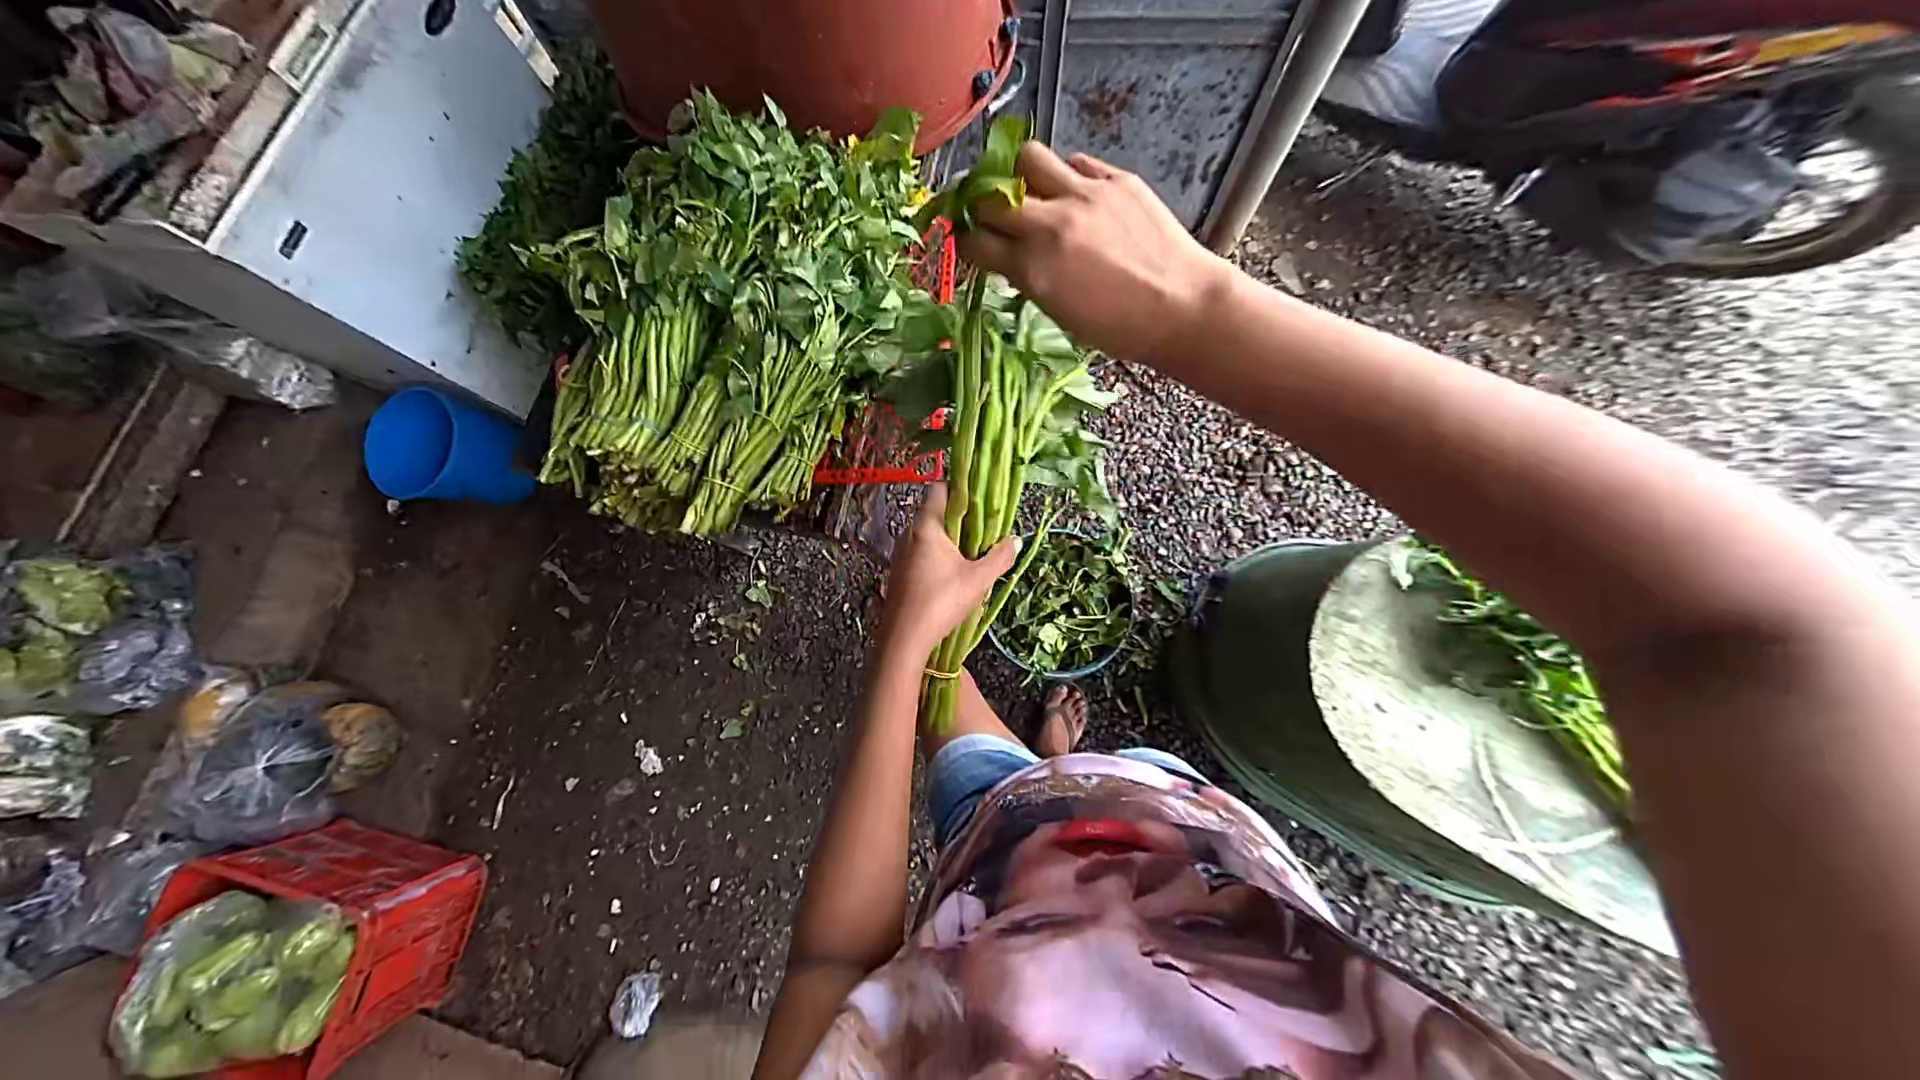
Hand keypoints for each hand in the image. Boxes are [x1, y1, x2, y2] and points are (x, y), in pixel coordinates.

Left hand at [880, 484, 1018, 658]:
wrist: (903, 639)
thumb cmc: (940, 602)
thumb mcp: (978, 580)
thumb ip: (999, 557)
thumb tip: (1015, 540)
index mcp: (926, 525)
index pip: (939, 488)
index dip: (961, 489)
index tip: (982, 502)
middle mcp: (908, 533)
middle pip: (936, 512)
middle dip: (961, 519)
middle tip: (984, 533)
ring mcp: (900, 554)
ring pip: (929, 535)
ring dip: (950, 541)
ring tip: (972, 556)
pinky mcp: (899, 573)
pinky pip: (921, 554)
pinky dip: (938, 557)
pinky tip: (953, 576)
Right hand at [955, 142, 1235, 365]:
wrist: (1181, 307)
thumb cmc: (1119, 328)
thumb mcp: (1058, 313)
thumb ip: (1027, 278)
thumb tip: (1009, 256)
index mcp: (1033, 268)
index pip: (975, 241)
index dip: (966, 243)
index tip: (969, 244)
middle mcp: (1051, 224)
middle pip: (990, 196)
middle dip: (982, 206)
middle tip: (990, 214)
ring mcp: (1085, 195)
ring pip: (1028, 157)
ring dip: (1020, 175)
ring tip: (1033, 194)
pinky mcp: (1117, 180)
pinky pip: (1077, 163)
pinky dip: (1068, 177)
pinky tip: (1077, 198)